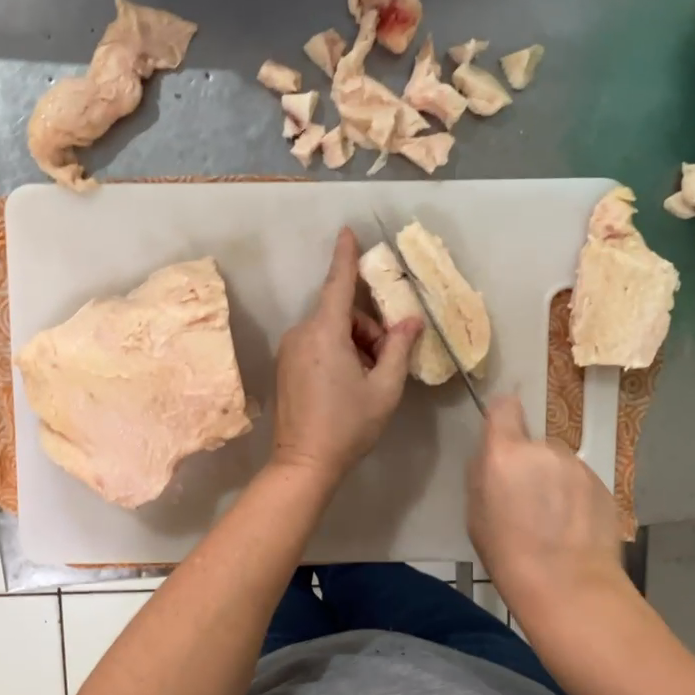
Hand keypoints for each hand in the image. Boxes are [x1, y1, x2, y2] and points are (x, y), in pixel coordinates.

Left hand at [271, 228, 422, 483]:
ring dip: (355, 344)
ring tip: (369, 380)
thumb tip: (409, 322)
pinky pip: (316, 345)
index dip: (346, 256)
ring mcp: (289, 351)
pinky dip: (337, 354)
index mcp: (324, 333)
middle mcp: (301, 334)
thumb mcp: (384, 388)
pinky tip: (348, 385)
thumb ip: (399, 349)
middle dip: (368, 330)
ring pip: (330, 331)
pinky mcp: (285, 367)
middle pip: (341, 314)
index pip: (337, 284)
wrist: (304, 463)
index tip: (348, 231)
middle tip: (386, 364)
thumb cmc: (348, 425)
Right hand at [467, 394, 627, 602]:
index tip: (502, 432)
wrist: (568, 585)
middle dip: (528, 464)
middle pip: (532, 444)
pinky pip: (580, 483)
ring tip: (552, 521)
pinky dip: (575, 498)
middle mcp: (543, 450)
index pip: (504, 408)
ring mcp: (578, 466)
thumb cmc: (508, 553)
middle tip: (525, 500)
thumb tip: (494, 461)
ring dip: (554, 481)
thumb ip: (484, 475)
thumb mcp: (476, 513)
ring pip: (558, 465)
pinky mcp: (604, 485)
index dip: (502, 416)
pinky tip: (573, 529)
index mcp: (505, 453)